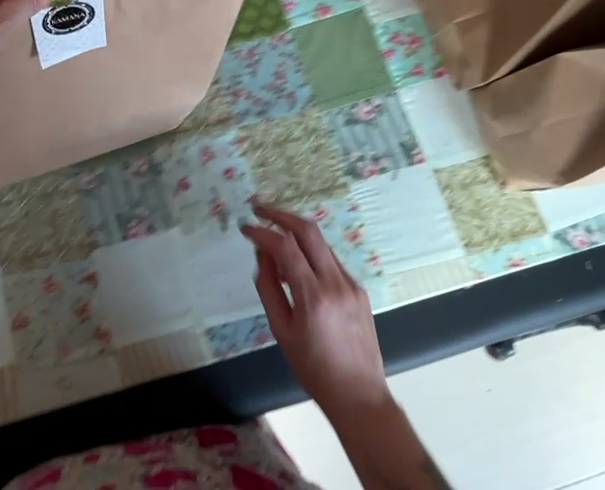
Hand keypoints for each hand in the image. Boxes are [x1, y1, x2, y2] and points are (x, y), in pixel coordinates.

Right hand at [241, 202, 390, 416]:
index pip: (285, 247)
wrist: (358, 394)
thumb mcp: (281, 330)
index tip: (245, 227)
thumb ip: (269, 288)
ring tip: (273, 238)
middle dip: (281, 215)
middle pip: (309, 230)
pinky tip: (296, 266)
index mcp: (314, 296)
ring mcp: (352, 283)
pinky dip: (310, 253)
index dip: (262, 231)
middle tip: (258, 209)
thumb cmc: (312, 368)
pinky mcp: (359, 289)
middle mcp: (336, 282)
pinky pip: (330, 261)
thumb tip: (262, 255)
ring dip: (295, 233)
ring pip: (321, 243)